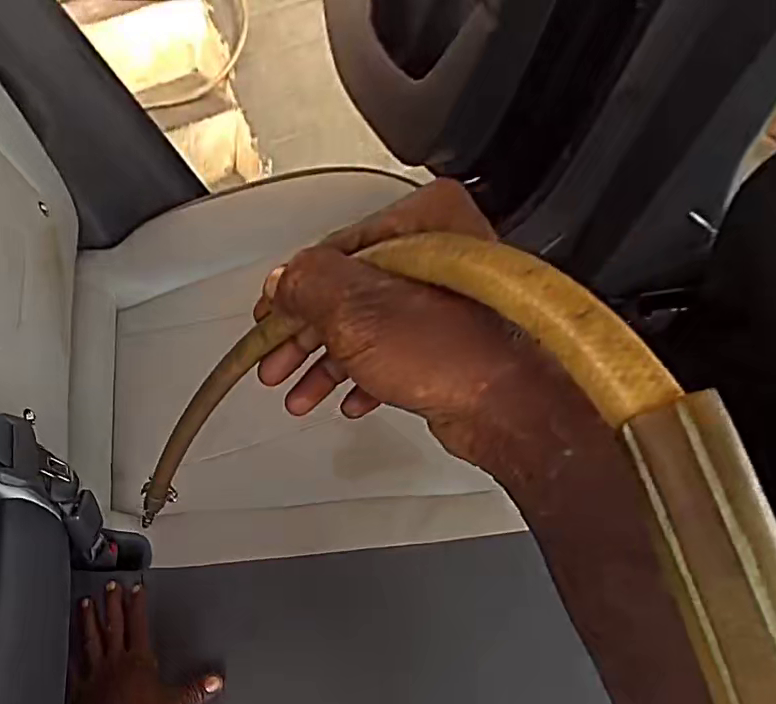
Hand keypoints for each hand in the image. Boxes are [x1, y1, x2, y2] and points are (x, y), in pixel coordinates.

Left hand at [72, 582, 220, 703]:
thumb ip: (194, 691)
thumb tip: (214, 681)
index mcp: (139, 660)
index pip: (138, 624)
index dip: (136, 604)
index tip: (135, 589)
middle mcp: (115, 661)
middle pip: (114, 625)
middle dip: (112, 603)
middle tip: (110, 586)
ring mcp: (96, 673)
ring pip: (91, 639)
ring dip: (88, 619)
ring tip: (86, 603)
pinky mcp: (81, 689)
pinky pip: (77, 665)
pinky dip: (74, 653)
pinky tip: (71, 645)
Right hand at [251, 179, 610, 479]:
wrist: (507, 408)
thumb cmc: (454, 355)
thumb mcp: (357, 309)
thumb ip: (306, 286)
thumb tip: (281, 281)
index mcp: (421, 224)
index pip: (332, 252)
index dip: (290, 293)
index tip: (268, 320)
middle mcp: (435, 255)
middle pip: (344, 293)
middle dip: (303, 337)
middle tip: (275, 362)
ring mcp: (442, 301)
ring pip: (364, 328)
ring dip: (325, 365)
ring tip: (299, 393)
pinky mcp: (446, 342)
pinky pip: (389, 354)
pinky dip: (361, 377)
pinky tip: (348, 399)